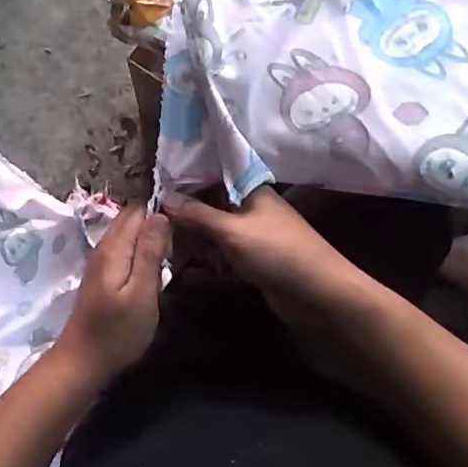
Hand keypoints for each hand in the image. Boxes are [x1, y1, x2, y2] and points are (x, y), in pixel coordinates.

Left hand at [55, 204, 170, 381]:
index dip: (160, 208)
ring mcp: (102, 260)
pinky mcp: (104, 274)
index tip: (185, 218)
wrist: (83, 362)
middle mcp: (105, 247)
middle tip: (183, 234)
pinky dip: (141, 248)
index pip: (138, 209)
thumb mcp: (142, 293)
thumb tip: (160, 214)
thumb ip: (150, 252)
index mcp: (114, 247)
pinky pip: (125, 248)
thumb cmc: (117, 332)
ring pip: (129, 232)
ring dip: (150, 235)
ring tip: (175, 246)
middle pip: (131, 217)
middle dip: (156, 218)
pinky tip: (156, 262)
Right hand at [160, 187, 360, 302]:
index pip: (213, 171)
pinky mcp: (252, 257)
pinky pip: (221, 248)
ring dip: (191, 231)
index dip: (186, 174)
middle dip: (184, 206)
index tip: (154, 177)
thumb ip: (198, 214)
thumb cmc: (277, 252)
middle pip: (210, 199)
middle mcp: (250, 205)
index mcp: (250, 188)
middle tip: (148, 211)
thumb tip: (163, 197)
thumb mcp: (232, 231)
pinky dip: (204, 251)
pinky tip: (182, 256)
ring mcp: (251, 233)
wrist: (319, 295)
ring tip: (157, 234)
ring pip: (213, 226)